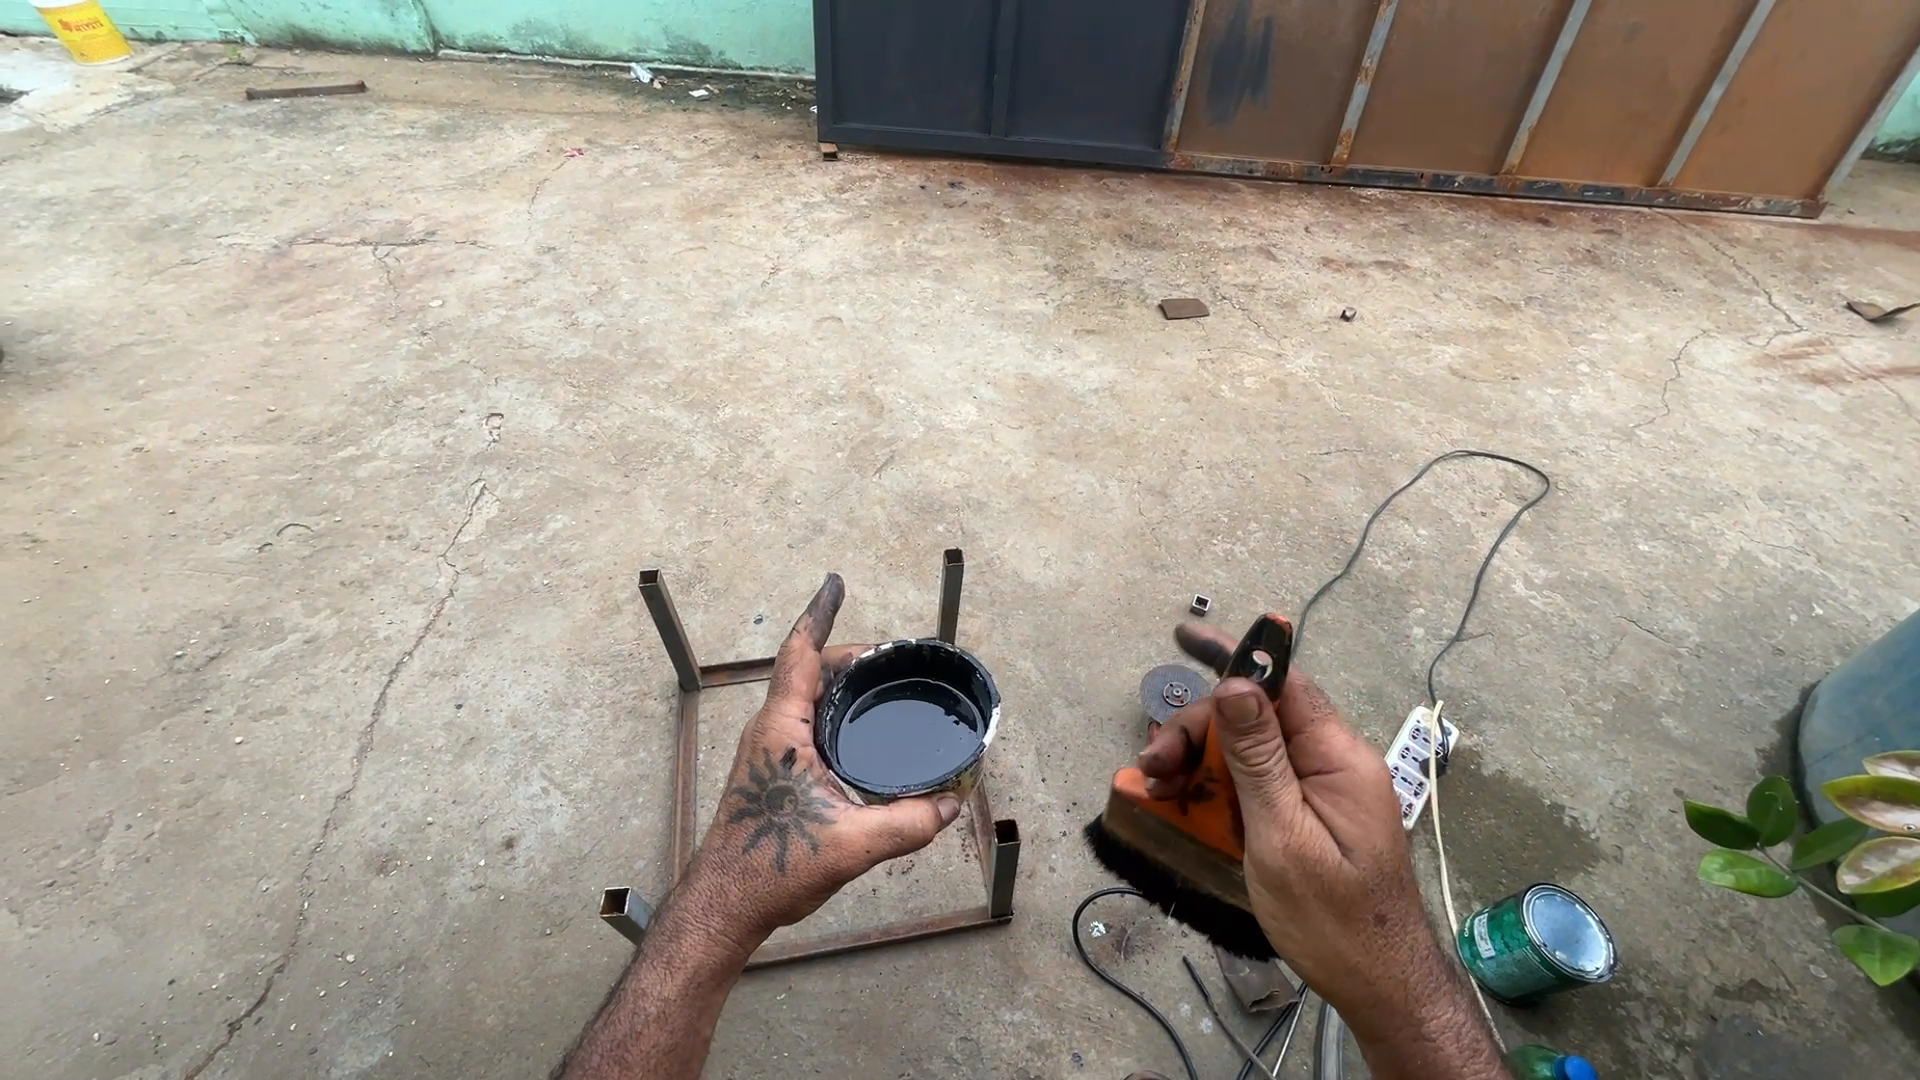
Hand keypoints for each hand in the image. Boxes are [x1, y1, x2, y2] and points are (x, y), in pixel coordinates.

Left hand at [680, 574, 963, 949]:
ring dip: (840, 677)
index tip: (835, 584)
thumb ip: (909, 822)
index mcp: (783, 728)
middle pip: (810, 667)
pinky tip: (857, 724)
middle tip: (893, 656)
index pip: (802, 654)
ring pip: (806, 692)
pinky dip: (832, 703)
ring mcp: (768, 746)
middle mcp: (771, 727)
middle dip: (849, 652)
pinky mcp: (772, 765)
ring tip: (881, 679)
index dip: (819, 615)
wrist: (725, 903)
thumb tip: (952, 805)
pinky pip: (805, 715)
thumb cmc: (773, 867)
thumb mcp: (853, 844)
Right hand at [1138, 622, 1435, 1012]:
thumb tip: (1236, 682)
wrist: (1379, 989)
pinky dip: (1213, 783)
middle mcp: (1329, 760)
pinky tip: (1180, 799)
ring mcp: (1317, 786)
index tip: (1186, 637)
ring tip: (1158, 785)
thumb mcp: (1283, 836)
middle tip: (1154, 764)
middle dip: (1197, 730)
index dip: (1235, 656)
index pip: (1283, 682)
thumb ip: (1258, 758)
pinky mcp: (1303, 810)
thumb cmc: (1332, 920)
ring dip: (1197, 758)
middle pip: (1253, 716)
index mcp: (1336, 756)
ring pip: (1245, 747)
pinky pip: (1252, 779)